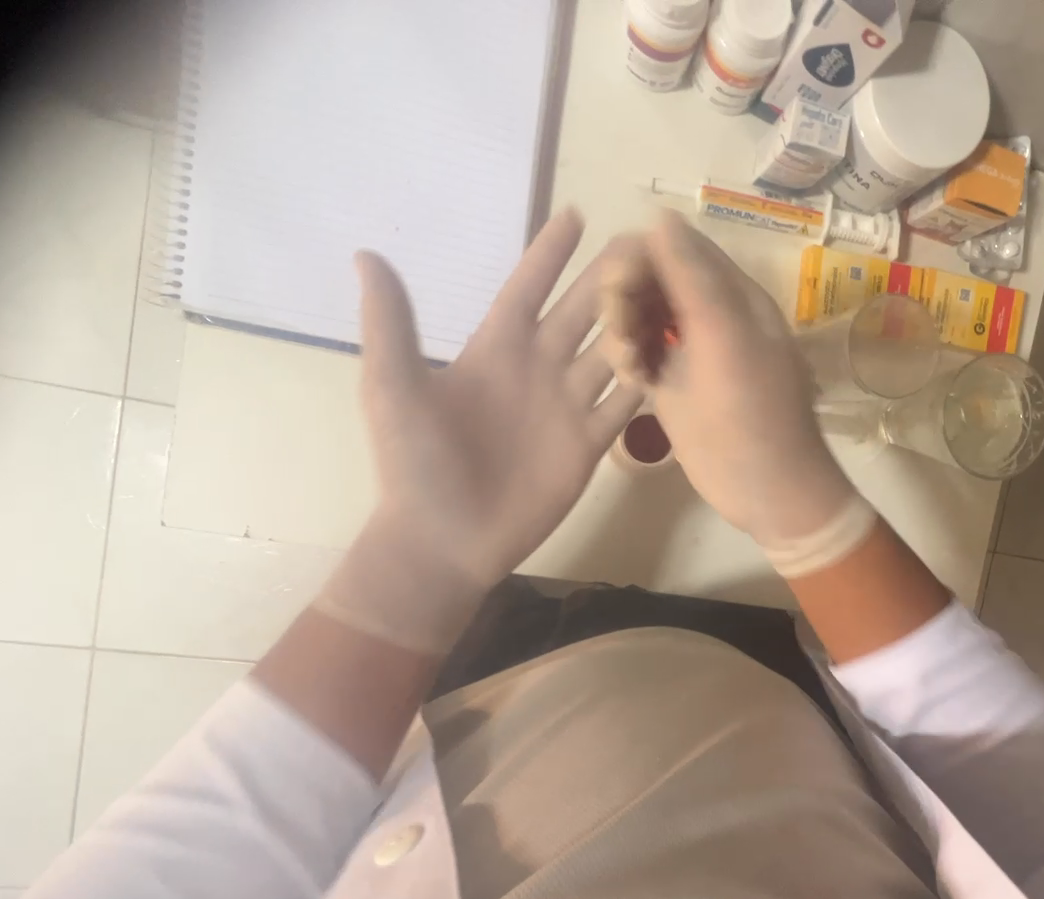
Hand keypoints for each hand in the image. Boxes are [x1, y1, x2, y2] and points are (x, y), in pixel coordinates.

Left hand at [314, 210, 642, 653]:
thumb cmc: (415, 464)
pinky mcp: (588, 445)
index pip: (528, 289)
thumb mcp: (392, 388)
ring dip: (639, 323)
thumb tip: (368, 254)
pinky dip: (647, 382)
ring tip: (673, 293)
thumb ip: (392, 325)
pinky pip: (624, 406)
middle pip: (583, 313)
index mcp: (493, 349)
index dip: (549, 254)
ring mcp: (567, 407)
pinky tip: (675, 358)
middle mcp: (537, 369)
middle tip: (646, 245)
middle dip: (612, 279)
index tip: (576, 214)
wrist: (446, 538)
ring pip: (612, 353)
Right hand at [610, 212, 872, 576]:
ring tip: (629, 366)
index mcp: (733, 297)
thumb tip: (660, 218)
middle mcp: (710, 315)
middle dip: (625, 296)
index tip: (617, 289)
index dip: (640, 257)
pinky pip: (639, 351)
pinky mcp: (673, 384)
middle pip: (652, 277)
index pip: (677, 247)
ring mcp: (690, 350)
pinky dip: (628, 358)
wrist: (768, 492)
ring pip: (640, 314)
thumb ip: (695, 280)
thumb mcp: (726, 342)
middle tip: (622, 337)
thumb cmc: (753, 419)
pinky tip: (631, 380)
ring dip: (622, 329)